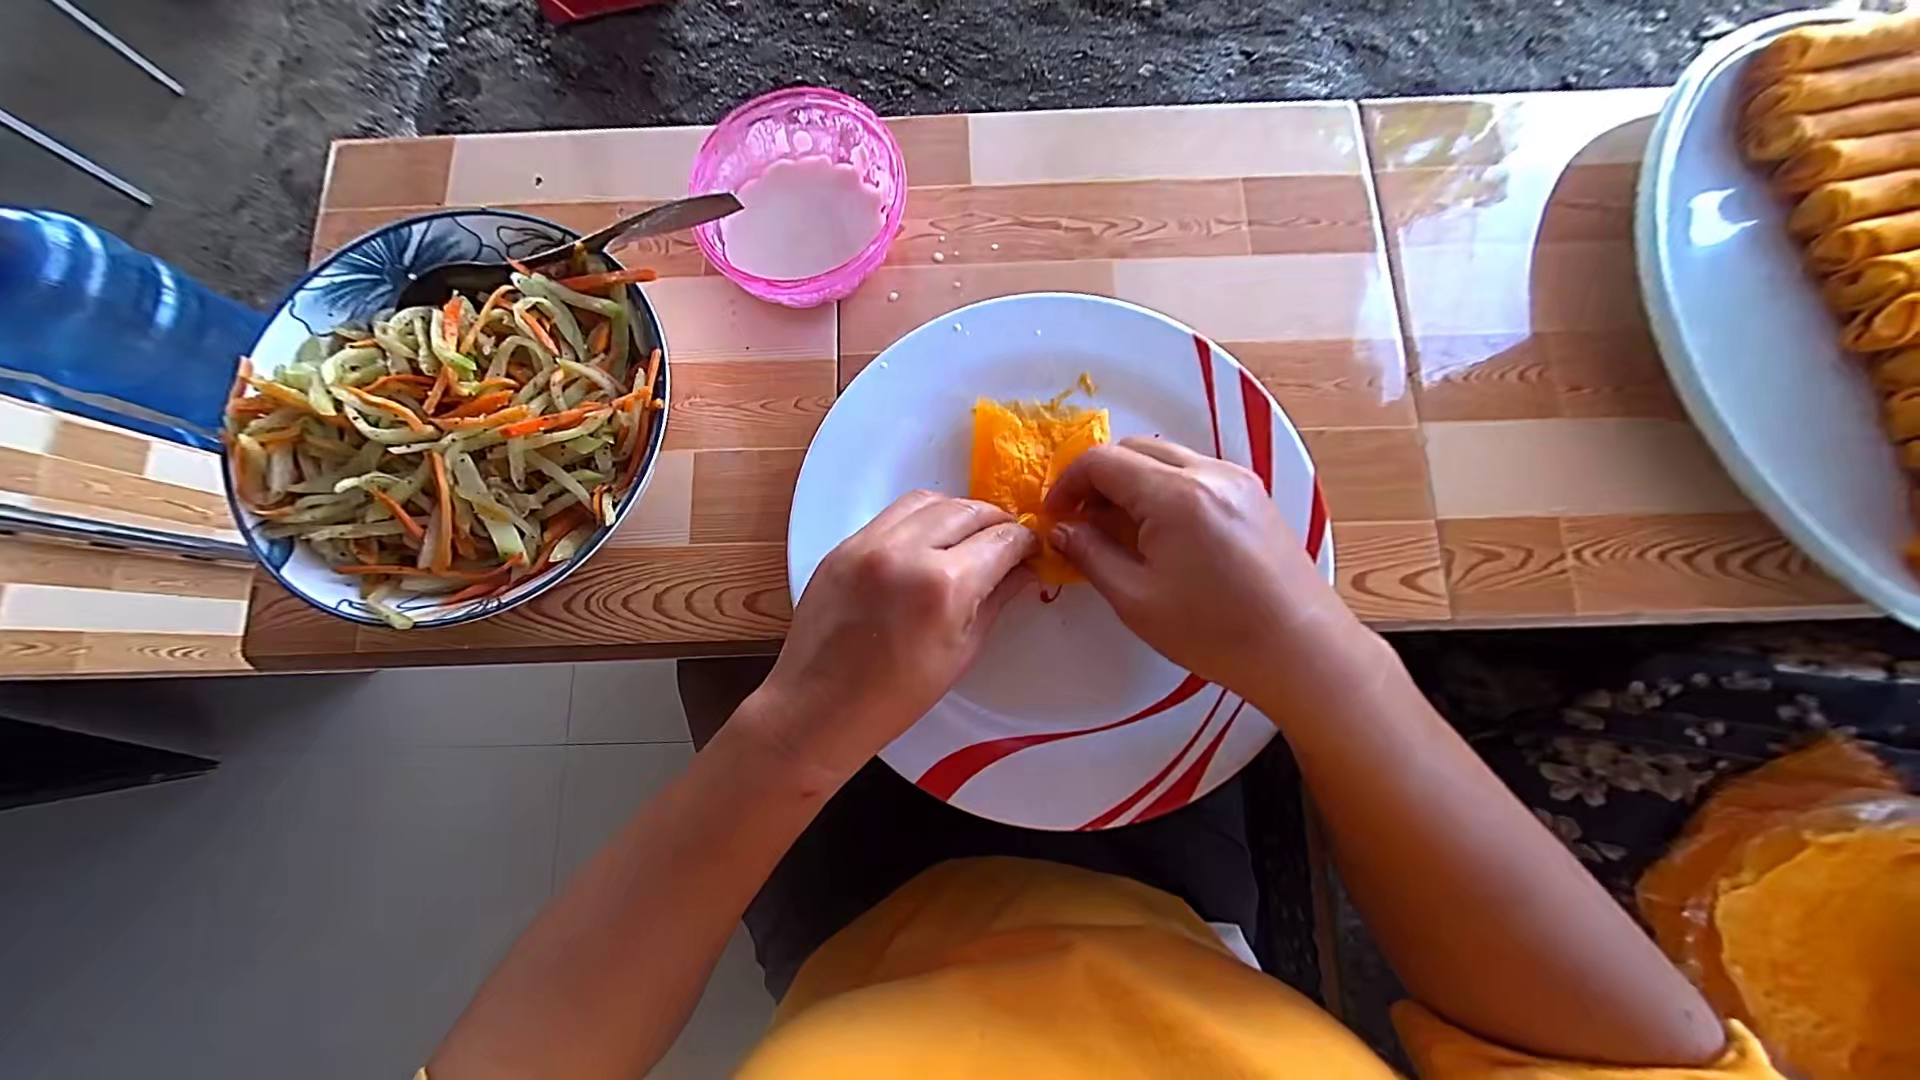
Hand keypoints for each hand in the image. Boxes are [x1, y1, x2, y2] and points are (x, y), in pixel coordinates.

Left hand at [746, 491, 1037, 778]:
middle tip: (1006, 540)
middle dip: (996, 520)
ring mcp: (868, 543)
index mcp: (944, 585)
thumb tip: (1024, 570)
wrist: (818, 707)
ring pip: (929, 500)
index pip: (1001, 539)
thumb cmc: (895, 697)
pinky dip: (920, 519)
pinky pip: (893, 514)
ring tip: (968, 536)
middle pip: (968, 509)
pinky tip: (927, 542)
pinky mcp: (843, 545)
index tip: (1031, 548)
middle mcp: (906, 551)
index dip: (1025, 541)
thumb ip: (997, 600)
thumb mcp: (962, 652)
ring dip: (958, 511)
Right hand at [1043, 438, 1366, 708]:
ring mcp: (1236, 478)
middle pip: (1132, 448)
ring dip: (1129, 481)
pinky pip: (1192, 472)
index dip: (1067, 483)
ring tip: (1118, 528)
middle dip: (1097, 478)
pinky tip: (1159, 531)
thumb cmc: (1214, 633)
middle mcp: (1209, 472)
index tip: (1055, 516)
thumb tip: (1062, 530)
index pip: (1102, 461)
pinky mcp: (1252, 493)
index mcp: (1176, 496)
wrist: (1301, 650)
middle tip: (1082, 521)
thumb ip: (1090, 555)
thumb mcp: (1135, 599)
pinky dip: (1162, 488)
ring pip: (1163, 456)